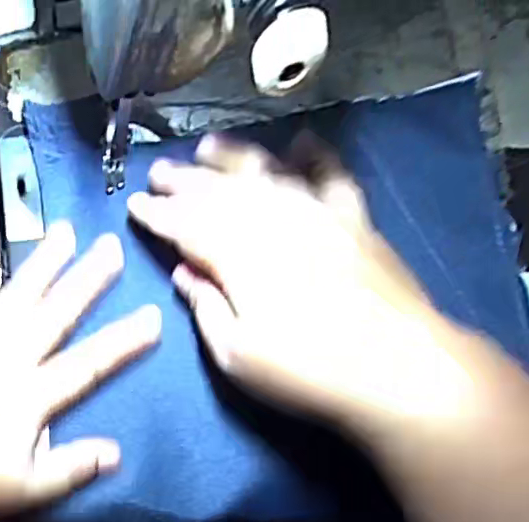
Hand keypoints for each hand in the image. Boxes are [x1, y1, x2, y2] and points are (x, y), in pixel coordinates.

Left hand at [0, 222, 158, 521]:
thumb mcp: (23, 489)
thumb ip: (70, 469)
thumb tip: (116, 452)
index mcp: (30, 397)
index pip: (87, 365)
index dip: (122, 342)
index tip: (152, 316)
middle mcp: (6, 359)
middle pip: (54, 314)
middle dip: (87, 281)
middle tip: (112, 248)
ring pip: (16, 297)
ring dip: (43, 265)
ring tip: (63, 235)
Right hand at [127, 134, 487, 434]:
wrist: (394, 365)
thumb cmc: (303, 371)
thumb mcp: (236, 355)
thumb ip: (206, 308)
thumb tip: (184, 273)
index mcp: (238, 255)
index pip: (187, 224)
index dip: (158, 214)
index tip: (135, 205)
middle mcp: (275, 219)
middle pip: (221, 191)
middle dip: (185, 181)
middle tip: (159, 172)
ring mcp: (318, 213)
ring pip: (267, 173)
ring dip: (233, 159)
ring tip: (208, 148)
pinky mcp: (354, 219)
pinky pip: (330, 175)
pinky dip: (314, 155)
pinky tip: (300, 143)